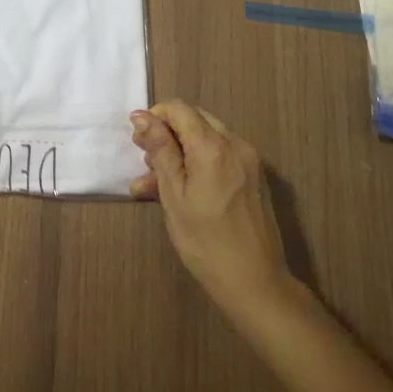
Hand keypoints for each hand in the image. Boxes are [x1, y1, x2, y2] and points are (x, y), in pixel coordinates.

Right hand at [130, 102, 291, 310]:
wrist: (255, 283)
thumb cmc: (205, 242)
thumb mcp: (174, 195)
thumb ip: (160, 150)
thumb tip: (142, 116)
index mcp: (214, 146)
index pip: (179, 109)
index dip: (154, 117)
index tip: (137, 141)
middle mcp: (236, 144)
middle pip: (195, 120)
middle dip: (166, 134)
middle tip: (144, 161)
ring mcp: (248, 160)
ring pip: (206, 139)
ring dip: (179, 151)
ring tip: (153, 183)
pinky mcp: (253, 176)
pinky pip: (220, 156)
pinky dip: (198, 163)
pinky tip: (179, 189)